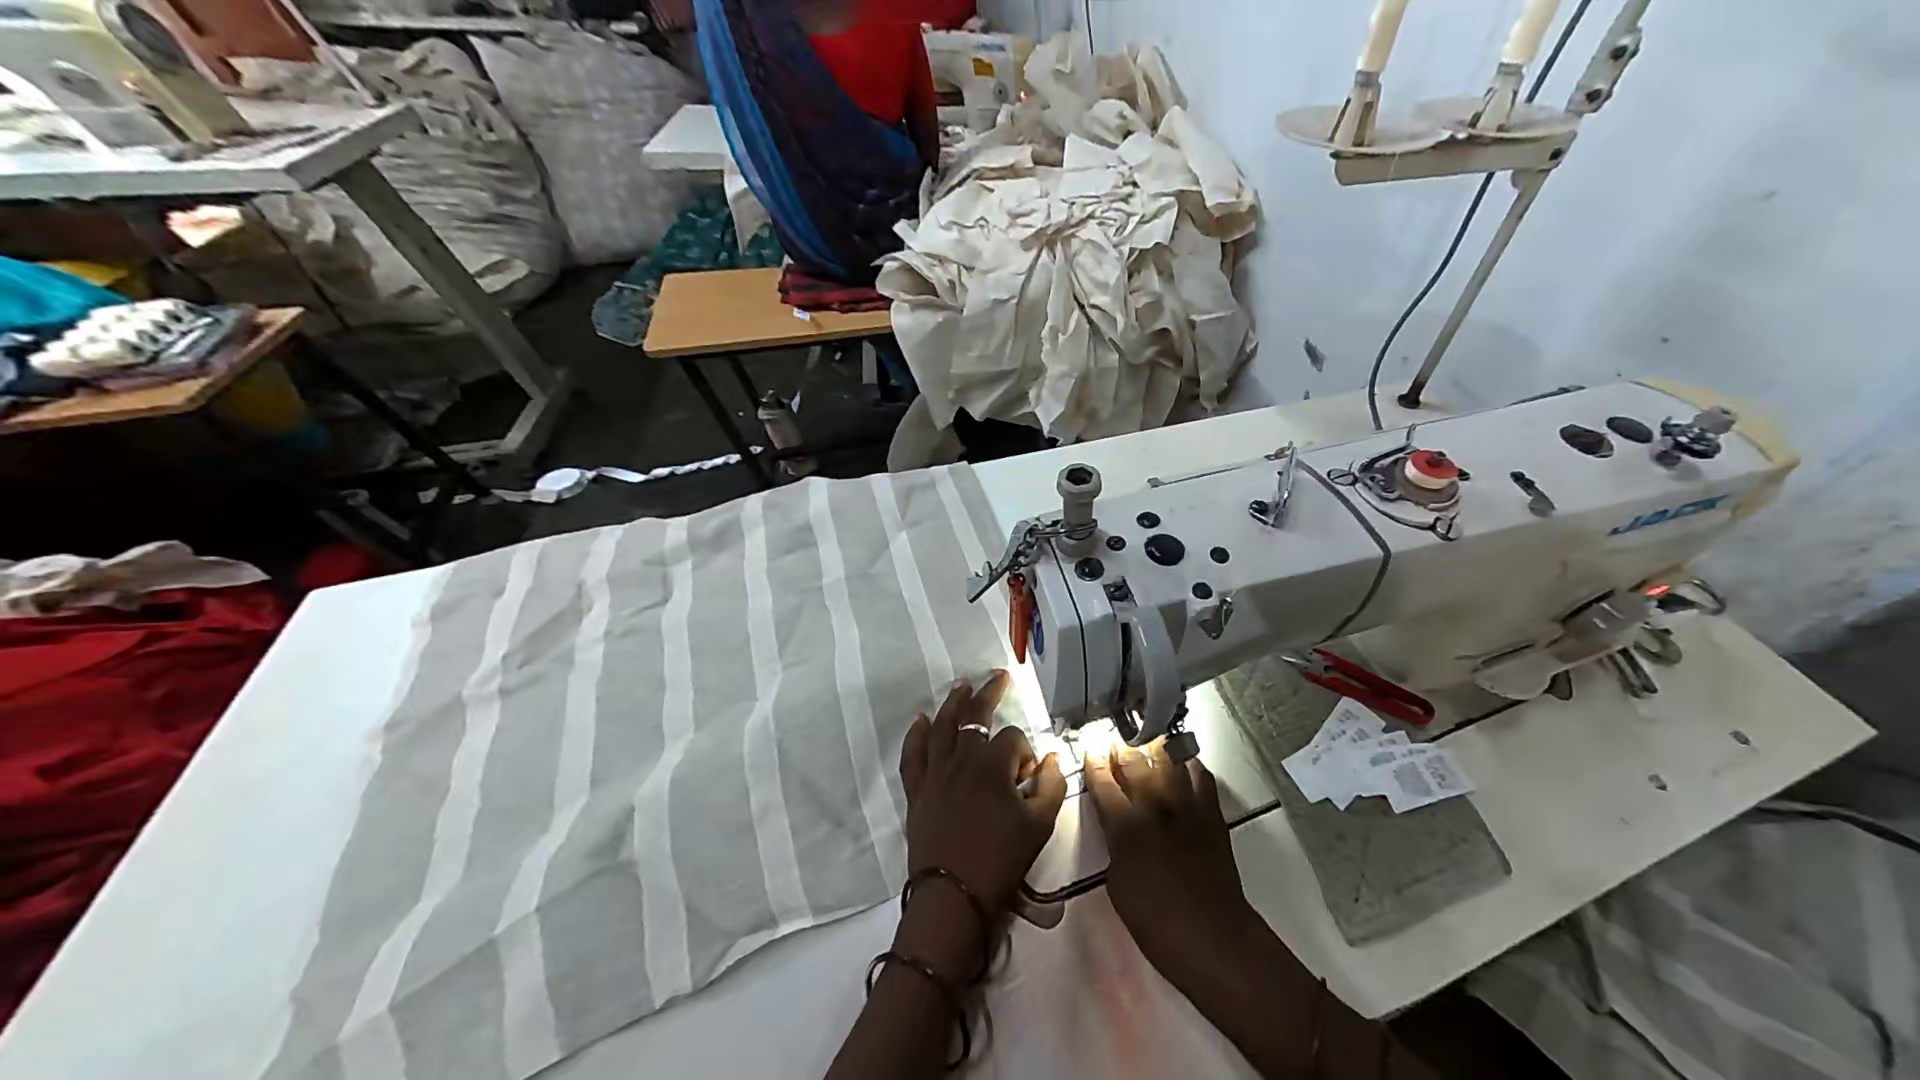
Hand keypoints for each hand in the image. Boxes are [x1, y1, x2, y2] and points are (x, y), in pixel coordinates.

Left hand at [898, 671, 1067, 912]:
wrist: (953, 895)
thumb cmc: (1001, 860)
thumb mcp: (1040, 827)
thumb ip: (1052, 787)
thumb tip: (1053, 758)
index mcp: (993, 765)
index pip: (1014, 739)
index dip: (1027, 753)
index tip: (1031, 778)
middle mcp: (961, 759)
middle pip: (974, 716)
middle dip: (989, 693)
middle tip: (998, 676)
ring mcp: (935, 772)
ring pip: (942, 727)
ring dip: (953, 704)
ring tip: (961, 685)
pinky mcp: (917, 789)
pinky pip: (913, 754)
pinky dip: (915, 735)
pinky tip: (920, 720)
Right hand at [1084, 740, 1259, 989]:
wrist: (1213, 937)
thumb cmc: (1156, 920)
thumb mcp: (1117, 881)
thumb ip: (1114, 842)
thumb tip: (1116, 825)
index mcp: (1125, 825)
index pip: (1102, 781)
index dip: (1093, 762)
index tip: (1090, 751)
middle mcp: (1155, 806)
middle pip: (1134, 761)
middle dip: (1121, 749)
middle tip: (1114, 745)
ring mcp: (1187, 806)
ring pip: (1169, 759)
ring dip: (1154, 749)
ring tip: (1146, 746)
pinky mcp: (1212, 813)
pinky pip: (1200, 775)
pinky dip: (1188, 765)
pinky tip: (1182, 767)